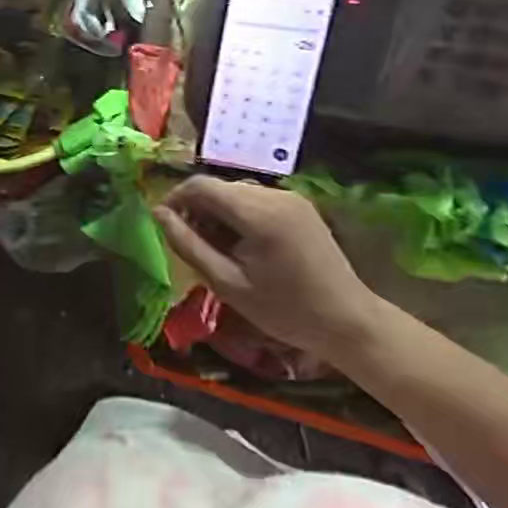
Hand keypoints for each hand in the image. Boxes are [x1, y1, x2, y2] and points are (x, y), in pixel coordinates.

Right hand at [154, 178, 389, 359]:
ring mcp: (290, 198)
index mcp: (257, 213)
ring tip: (215, 246)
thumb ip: (188, 244)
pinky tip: (241, 243)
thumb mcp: (226, 282)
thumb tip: (158, 214)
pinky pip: (255, 198)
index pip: (200, 185)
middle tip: (190, 242)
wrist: (349, 322)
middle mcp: (274, 195)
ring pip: (235, 191)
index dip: (175, 198)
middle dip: (196, 208)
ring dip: (216, 211)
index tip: (164, 223)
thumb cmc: (284, 309)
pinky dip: (238, 213)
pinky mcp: (300, 205)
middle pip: (218, 187)